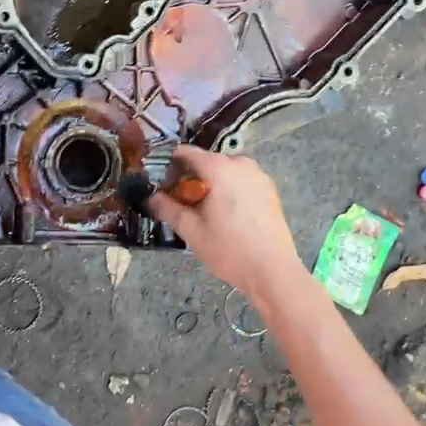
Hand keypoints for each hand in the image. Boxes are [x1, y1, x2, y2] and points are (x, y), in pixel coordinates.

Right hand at [147, 146, 302, 300]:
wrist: (274, 272)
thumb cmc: (229, 249)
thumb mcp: (191, 230)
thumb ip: (167, 208)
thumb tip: (152, 197)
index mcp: (219, 167)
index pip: (184, 153)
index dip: (168, 166)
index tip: (161, 185)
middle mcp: (240, 164)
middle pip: (205, 161)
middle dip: (189, 177)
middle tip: (180, 202)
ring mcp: (259, 176)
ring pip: (224, 171)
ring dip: (209, 184)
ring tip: (202, 210)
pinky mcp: (270, 191)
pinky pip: (240, 181)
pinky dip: (228, 190)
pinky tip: (225, 215)